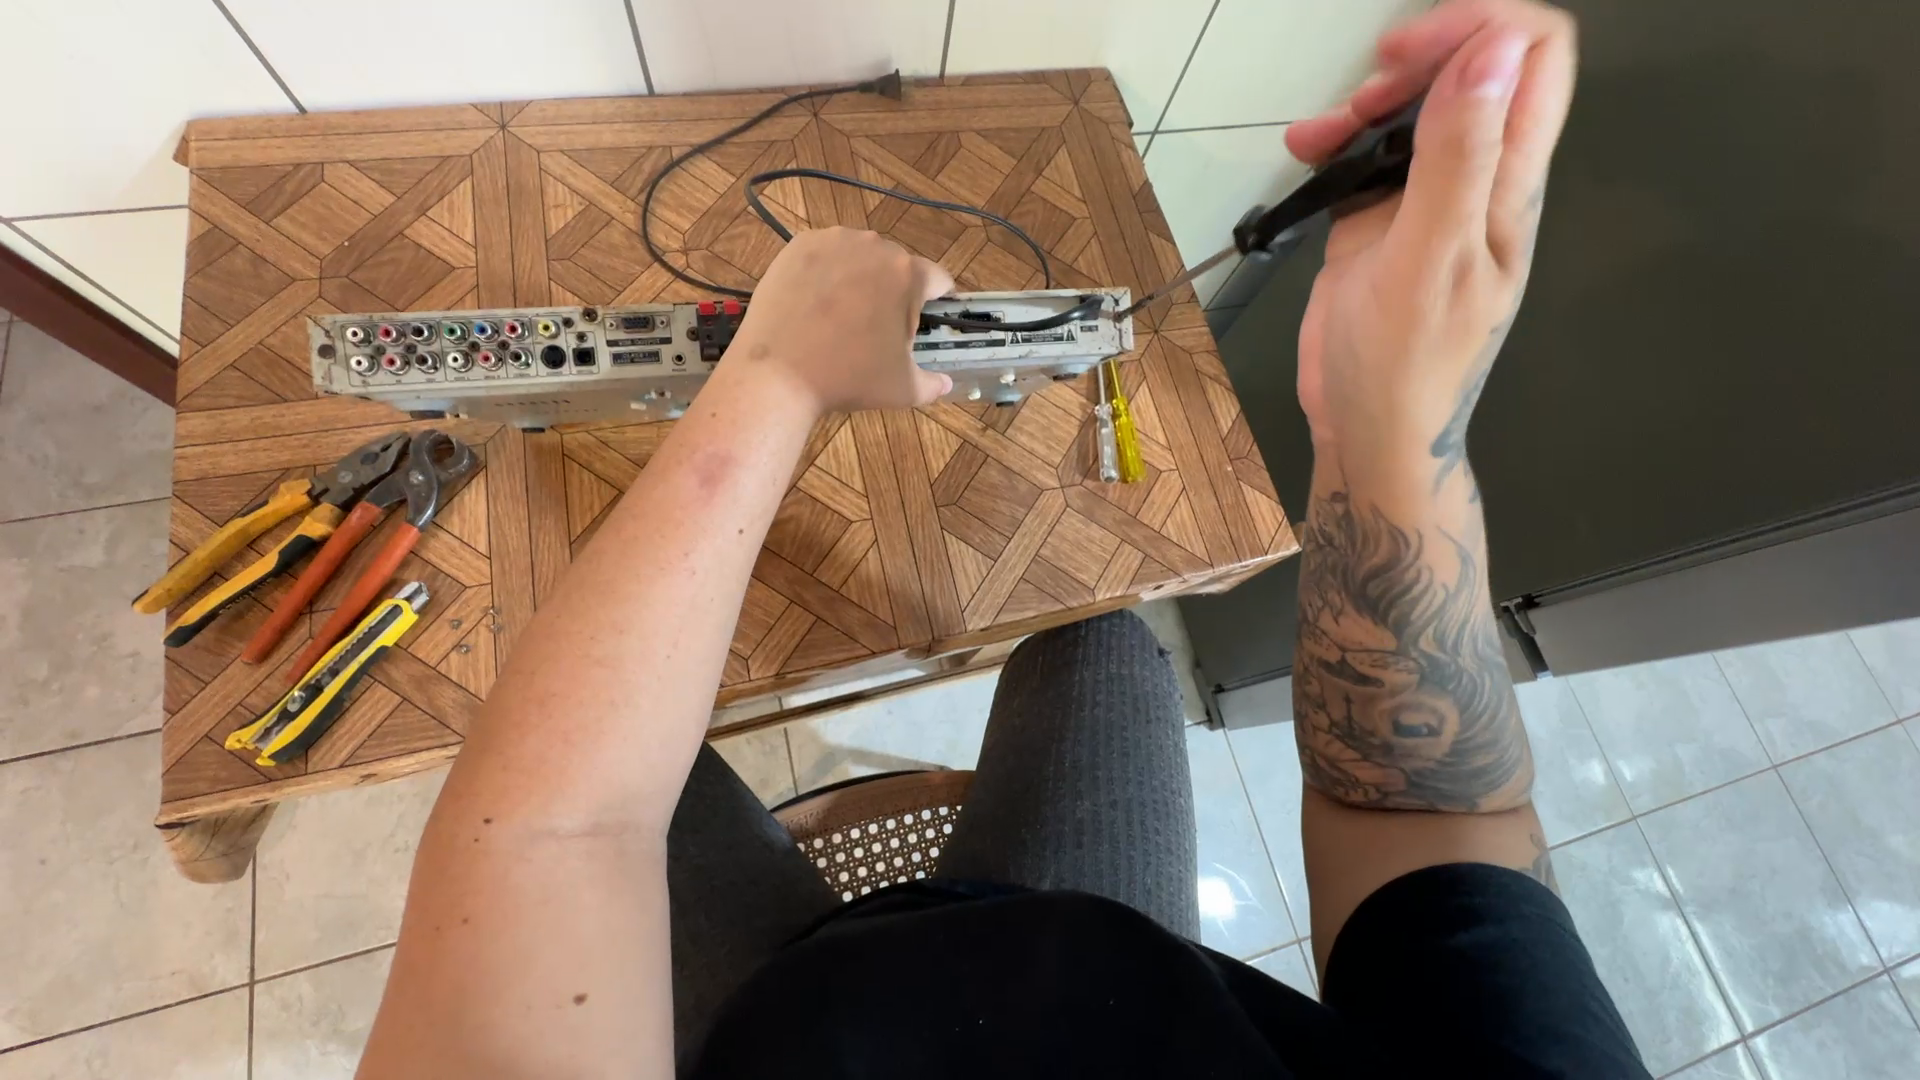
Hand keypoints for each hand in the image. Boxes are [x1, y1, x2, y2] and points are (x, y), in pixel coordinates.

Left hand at [727, 227, 953, 415]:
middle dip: (895, 292)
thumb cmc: (849, 378)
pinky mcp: (800, 245)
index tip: (925, 323)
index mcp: (908, 275)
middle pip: (899, 266)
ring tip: (842, 316)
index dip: (938, 303)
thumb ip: (933, 384)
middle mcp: (875, 246)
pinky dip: (827, 273)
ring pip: (862, 257)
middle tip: (877, 328)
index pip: (939, 280)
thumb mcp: (902, 389)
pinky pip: (827, 255)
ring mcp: (835, 241)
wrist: (779, 372)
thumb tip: (944, 383)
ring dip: (861, 278)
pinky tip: (816, 303)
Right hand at [1288, 0, 1576, 487]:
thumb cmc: (1403, 361)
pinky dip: (1336, 149)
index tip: (1403, 52)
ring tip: (1311, 137)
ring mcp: (1422, 205)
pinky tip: (1304, 156)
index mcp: (1508, 183)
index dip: (1478, 30)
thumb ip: (1459, 160)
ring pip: (1409, 120)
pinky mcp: (1376, 230)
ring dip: (1362, 109)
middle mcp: (1473, 181)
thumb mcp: (1429, 260)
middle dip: (1411, 67)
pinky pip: (1366, 165)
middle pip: (1467, 77)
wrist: (1367, 427)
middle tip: (1355, 105)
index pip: (1532, 60)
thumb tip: (1492, 51)